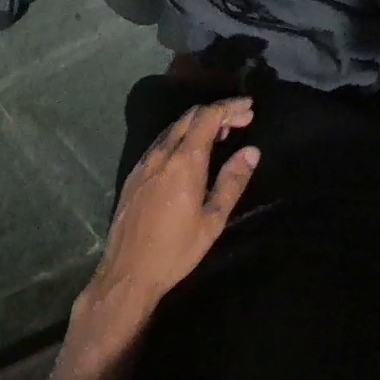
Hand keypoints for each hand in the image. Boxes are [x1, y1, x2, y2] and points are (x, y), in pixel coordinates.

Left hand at [80, 98, 259, 324]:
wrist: (127, 272)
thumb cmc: (176, 249)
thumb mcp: (213, 220)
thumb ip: (232, 182)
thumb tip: (252, 151)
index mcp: (184, 161)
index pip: (208, 117)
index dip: (230, 107)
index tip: (249, 108)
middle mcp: (162, 153)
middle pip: (190, 116)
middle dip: (217, 112)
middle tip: (241, 119)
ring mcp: (144, 162)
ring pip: (174, 128)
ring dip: (199, 123)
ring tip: (221, 133)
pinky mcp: (135, 174)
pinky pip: (161, 142)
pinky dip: (182, 135)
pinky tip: (191, 151)